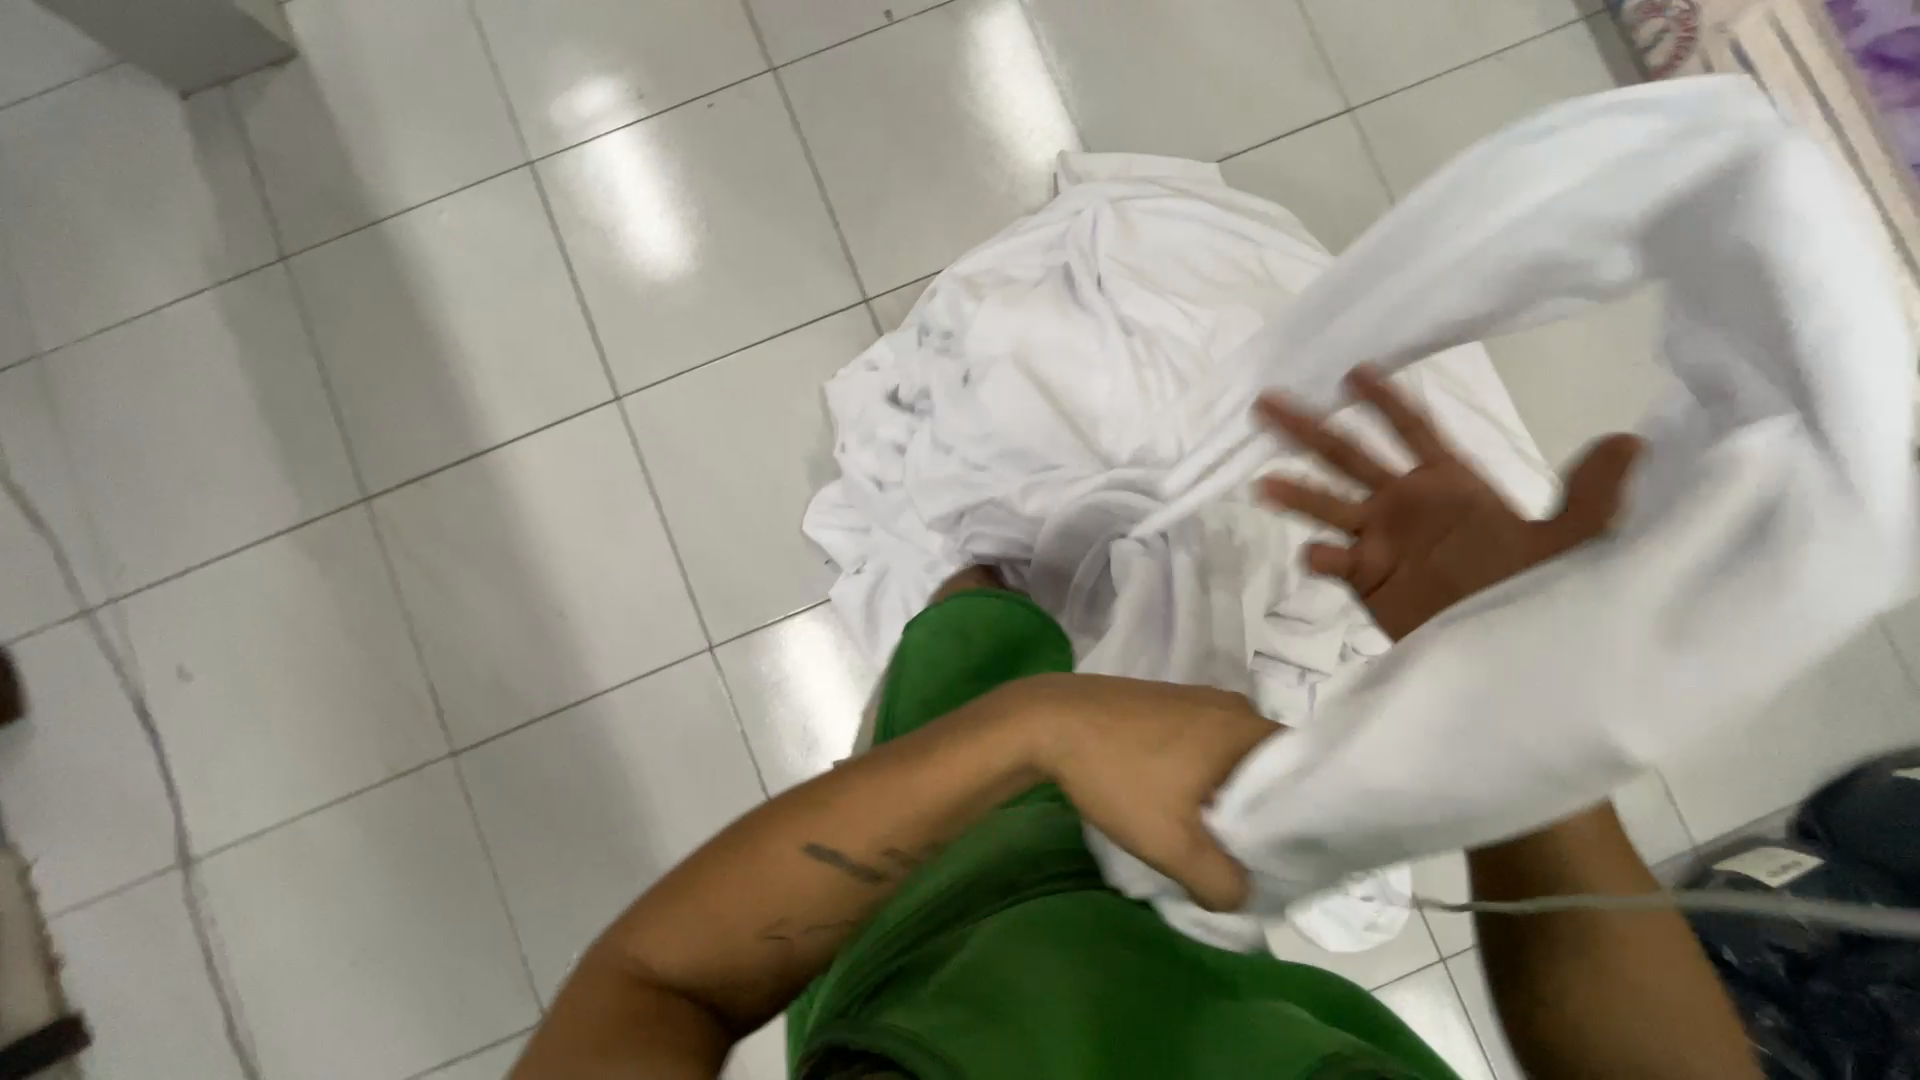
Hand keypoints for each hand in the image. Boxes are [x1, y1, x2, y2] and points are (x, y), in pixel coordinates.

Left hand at [1008, 672, 1278, 911]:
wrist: (1046, 720)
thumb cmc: (1117, 774)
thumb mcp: (1172, 845)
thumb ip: (1221, 881)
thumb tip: (1242, 892)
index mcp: (1249, 727)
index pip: (1304, 778)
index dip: (1303, 822)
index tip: (1288, 859)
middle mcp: (1232, 705)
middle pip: (1267, 770)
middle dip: (1258, 814)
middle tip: (1245, 854)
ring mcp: (1196, 699)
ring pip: (1230, 758)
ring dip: (1223, 795)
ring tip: (1208, 834)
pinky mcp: (1165, 702)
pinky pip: (1202, 744)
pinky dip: (1198, 775)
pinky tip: (1175, 800)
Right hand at [1257, 366, 1642, 639]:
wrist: (1509, 655)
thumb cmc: (1541, 591)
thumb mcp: (1577, 541)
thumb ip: (1594, 494)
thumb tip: (1631, 440)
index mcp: (1449, 482)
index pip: (1412, 429)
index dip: (1383, 400)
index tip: (1352, 371)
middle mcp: (1403, 503)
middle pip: (1348, 455)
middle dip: (1309, 428)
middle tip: (1268, 402)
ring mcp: (1379, 541)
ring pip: (1327, 505)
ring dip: (1296, 491)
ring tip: (1263, 483)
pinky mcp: (1364, 579)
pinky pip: (1334, 561)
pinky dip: (1321, 556)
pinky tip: (1316, 555)